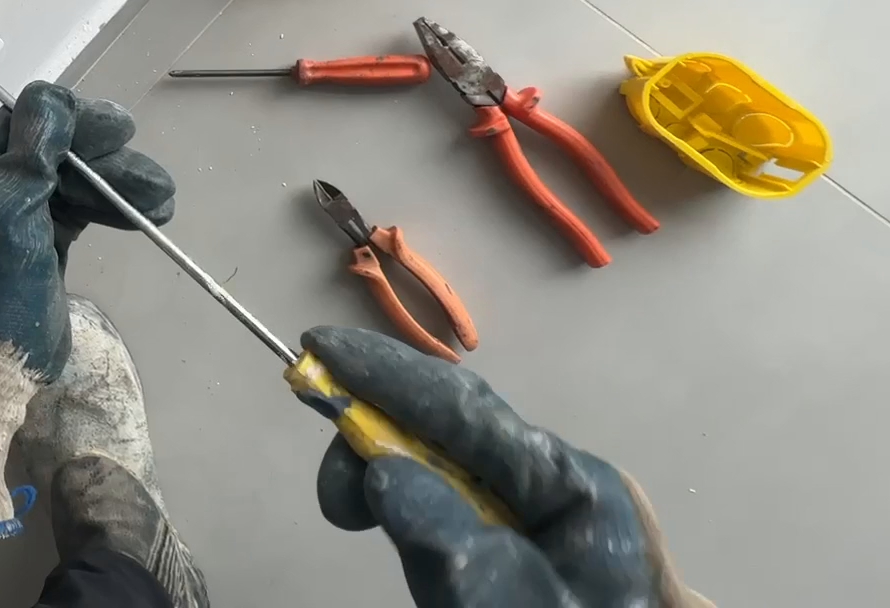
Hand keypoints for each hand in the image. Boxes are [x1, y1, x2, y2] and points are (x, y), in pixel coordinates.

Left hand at [0, 81, 172, 539]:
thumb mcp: (7, 222)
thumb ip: (27, 158)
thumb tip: (49, 98)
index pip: (19, 125)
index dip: (67, 121)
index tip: (113, 130)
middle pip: (52, 150)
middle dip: (102, 159)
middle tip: (149, 171)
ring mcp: (15, 211)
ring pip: (71, 178)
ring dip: (117, 183)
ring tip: (163, 197)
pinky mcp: (41, 237)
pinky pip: (78, 206)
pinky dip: (110, 205)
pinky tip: (146, 210)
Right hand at [300, 326, 710, 607]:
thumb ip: (448, 543)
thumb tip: (379, 470)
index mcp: (573, 485)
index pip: (461, 405)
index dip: (384, 370)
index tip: (316, 345)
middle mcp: (556, 476)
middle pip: (446, 418)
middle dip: (371, 417)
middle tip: (315, 445)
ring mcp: (541, 504)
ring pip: (439, 452)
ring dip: (381, 463)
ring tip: (342, 506)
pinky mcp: (519, 532)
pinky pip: (445, 488)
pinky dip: (401, 492)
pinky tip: (381, 513)